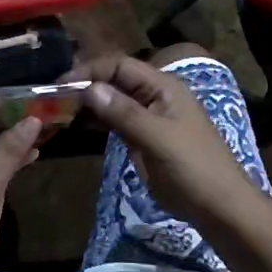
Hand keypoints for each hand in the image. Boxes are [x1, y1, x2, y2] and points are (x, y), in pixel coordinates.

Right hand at [71, 55, 264, 226]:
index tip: (60, 85)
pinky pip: (117, 122)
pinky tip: (77, 125)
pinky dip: (97, 122)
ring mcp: (150, 118)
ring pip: (113, 102)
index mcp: (164, 87)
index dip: (90, 71)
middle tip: (53, 99)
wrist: (217, 206)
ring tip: (59, 111)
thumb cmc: (192, 167)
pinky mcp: (144, 139)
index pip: (120, 66)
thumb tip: (89, 89)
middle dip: (86, 85)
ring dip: (89, 104)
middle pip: (115, 81)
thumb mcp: (157, 138)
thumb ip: (123, 112)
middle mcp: (155, 96)